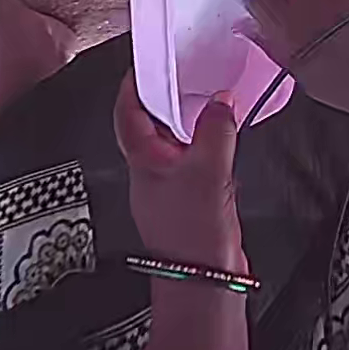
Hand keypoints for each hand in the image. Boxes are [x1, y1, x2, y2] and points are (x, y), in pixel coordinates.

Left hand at [112, 72, 245, 272]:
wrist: (206, 285)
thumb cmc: (193, 236)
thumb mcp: (208, 170)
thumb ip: (216, 128)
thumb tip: (221, 101)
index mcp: (142, 158)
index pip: (127, 111)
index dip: (133, 85)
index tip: (145, 64)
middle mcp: (149, 169)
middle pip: (148, 123)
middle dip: (162, 98)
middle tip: (179, 75)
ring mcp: (167, 184)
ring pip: (171, 141)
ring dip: (184, 120)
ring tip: (202, 99)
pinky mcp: (188, 197)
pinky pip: (190, 158)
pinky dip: (201, 142)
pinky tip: (218, 138)